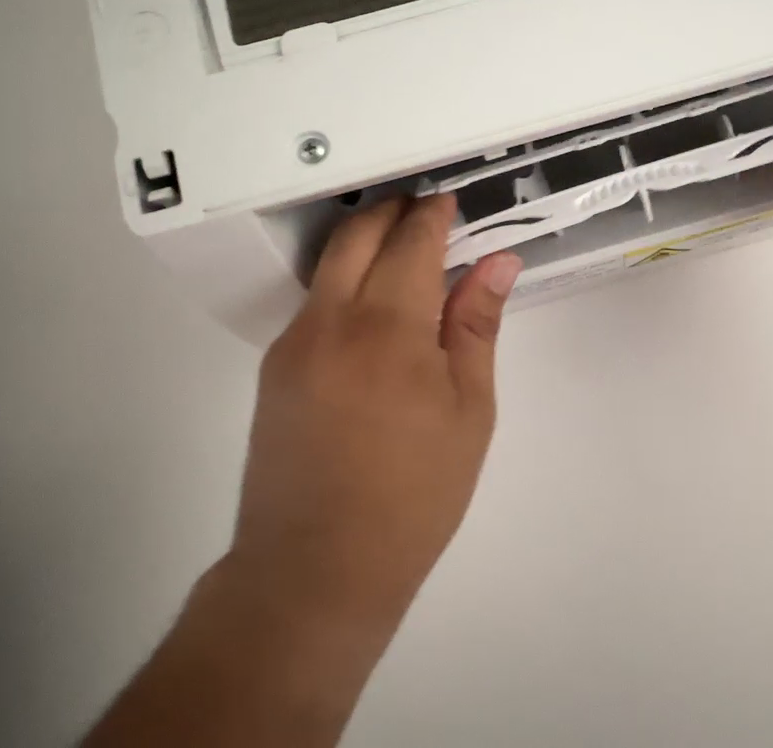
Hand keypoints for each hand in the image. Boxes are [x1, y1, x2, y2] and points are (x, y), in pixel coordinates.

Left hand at [232, 195, 521, 629]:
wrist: (317, 568)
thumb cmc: (415, 494)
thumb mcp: (467, 410)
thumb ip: (476, 325)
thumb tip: (498, 262)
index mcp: (388, 329)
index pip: (412, 242)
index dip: (434, 215)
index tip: (453, 204)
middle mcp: (330, 321)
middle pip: (356, 234)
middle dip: (393, 212)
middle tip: (428, 213)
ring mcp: (293, 344)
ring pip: (329, 266)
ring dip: (366, 243)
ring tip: (407, 257)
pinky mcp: (274, 369)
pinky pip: (316, 304)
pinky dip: (347, 285)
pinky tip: (376, 312)